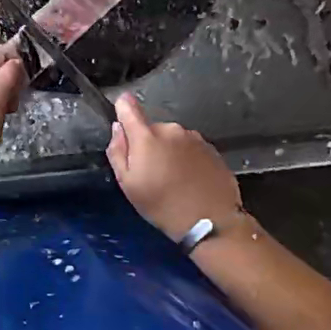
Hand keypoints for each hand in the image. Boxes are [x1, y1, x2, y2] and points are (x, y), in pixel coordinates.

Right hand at [105, 92, 242, 239]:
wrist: (211, 223)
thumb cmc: (161, 204)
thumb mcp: (127, 183)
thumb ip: (117, 151)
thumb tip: (118, 129)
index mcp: (146, 136)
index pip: (128, 106)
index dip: (122, 108)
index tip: (120, 116)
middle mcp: (172, 130)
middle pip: (151, 129)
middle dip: (147, 143)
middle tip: (149, 171)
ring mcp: (195, 139)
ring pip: (172, 139)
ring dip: (168, 151)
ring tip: (172, 179)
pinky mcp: (213, 150)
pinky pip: (191, 149)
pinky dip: (186, 159)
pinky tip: (188, 181)